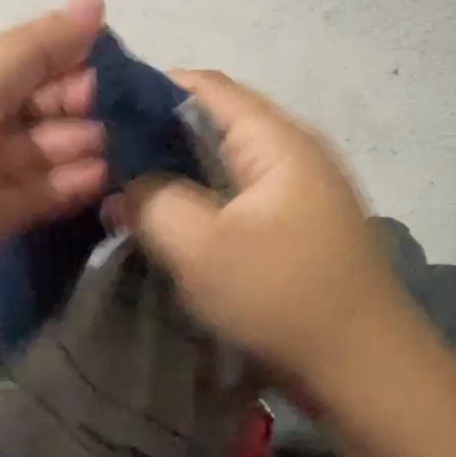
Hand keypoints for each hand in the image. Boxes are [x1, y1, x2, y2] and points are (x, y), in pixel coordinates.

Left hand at [0, 0, 109, 345]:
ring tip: (111, 149)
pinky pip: (22, 197)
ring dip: (67, 146)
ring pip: (25, 153)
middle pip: (19, 103)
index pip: (5, 54)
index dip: (55, 48)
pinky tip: (96, 182)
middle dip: (66, 100)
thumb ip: (26, 54)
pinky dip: (57, 187)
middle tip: (111, 112)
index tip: (109, 57)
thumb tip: (92, 2)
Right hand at [125, 70, 417, 384]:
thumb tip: (120, 186)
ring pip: (218, 167)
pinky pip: (230, 201)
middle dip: (152, 137)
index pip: (204, 86)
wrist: (361, 369)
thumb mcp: (198, 246)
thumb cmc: (279, 295)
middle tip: (96, 158)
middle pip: (211, 124)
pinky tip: (160, 226)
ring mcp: (295, 195)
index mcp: (276, 141)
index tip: (93, 110)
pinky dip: (193, 204)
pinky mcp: (291, 232)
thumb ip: (149, 202)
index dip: (147, 89)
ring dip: (170, 176)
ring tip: (118, 191)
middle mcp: (291, 155)